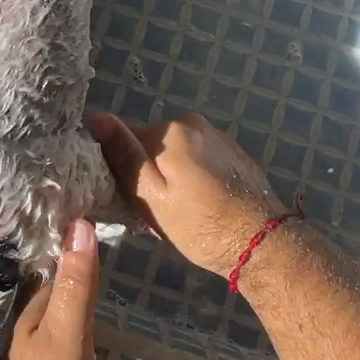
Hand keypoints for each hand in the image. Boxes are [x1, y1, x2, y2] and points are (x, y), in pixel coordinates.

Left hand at [0, 219, 100, 359]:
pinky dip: (71, 309)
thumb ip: (76, 284)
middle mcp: (28, 317)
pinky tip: (82, 313)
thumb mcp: (69, 332)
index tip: (94, 212)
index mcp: (34, 304)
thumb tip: (80, 225)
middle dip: (73, 258)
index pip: (58, 260)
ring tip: (95, 265)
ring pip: (55, 301)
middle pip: (55, 280)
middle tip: (101, 235)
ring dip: (72, 282)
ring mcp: (31, 342)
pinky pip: (57, 322)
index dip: (75, 239)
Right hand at [87, 112, 286, 273]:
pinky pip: (201, 159)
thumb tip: (96, 117)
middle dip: (152, 174)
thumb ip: (124, 156)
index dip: (125, 172)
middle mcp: (193, 123)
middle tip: (159, 211)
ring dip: (175, 176)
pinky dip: (196, 177)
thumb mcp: (151, 197)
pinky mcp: (234, 152)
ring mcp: (217, 136)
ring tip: (184, 211)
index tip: (134, 199)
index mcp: (169, 130)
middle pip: (154, 146)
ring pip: (178, 154)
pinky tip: (204, 204)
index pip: (127, 141)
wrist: (263, 243)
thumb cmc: (200, 225)